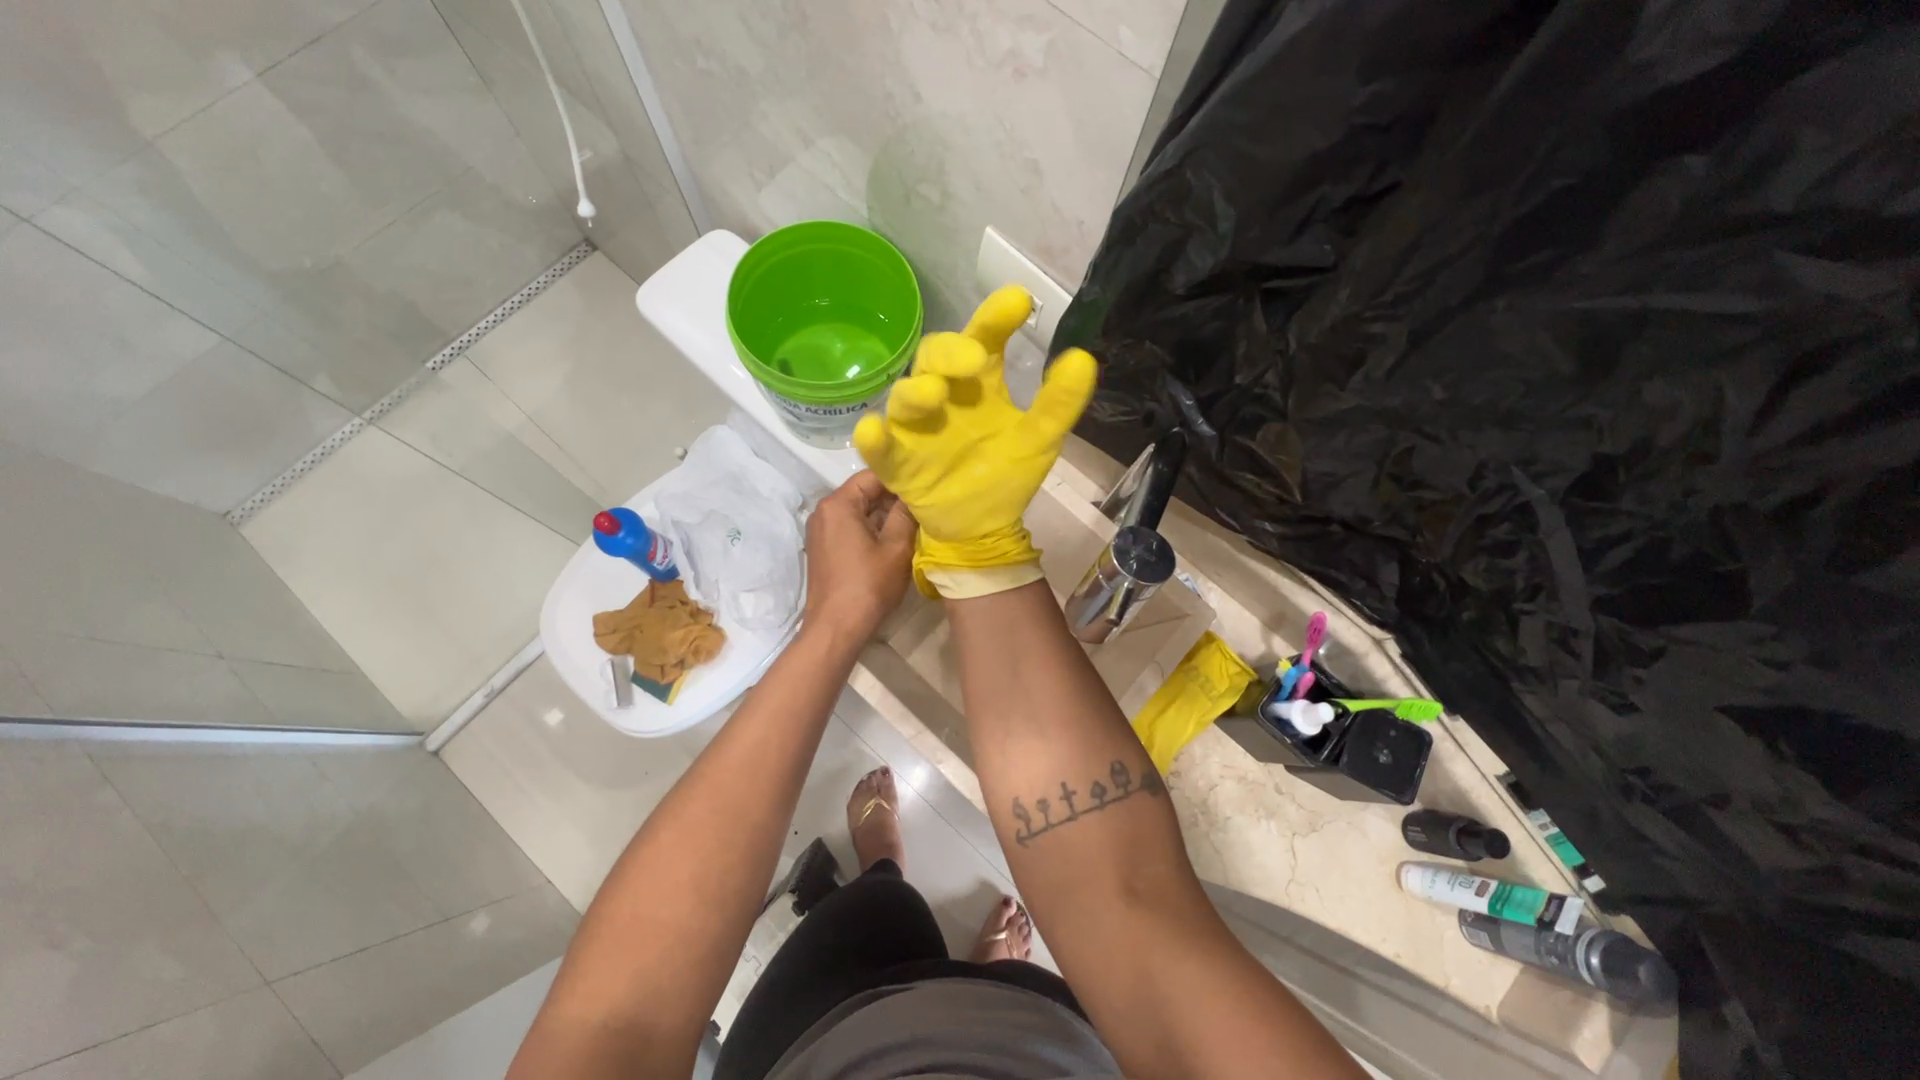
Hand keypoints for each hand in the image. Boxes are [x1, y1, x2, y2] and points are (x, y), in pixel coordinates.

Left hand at [802, 471, 916, 642]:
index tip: (925, 488)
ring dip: (883, 518)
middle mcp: (823, 511)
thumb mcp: (896, 547)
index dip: (901, 481)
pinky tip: (892, 544)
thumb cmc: (868, 585)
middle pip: (864, 493)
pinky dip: (870, 531)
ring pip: (858, 512)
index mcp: (838, 504)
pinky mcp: (823, 549)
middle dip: (892, 500)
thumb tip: (914, 494)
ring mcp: (820, 531)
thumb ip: (905, 514)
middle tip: (923, 508)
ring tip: (913, 526)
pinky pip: (850, 529)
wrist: (836, 628)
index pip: (873, 477)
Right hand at [853, 286, 1096, 598]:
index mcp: (978, 384)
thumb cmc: (1005, 473)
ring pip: (905, 399)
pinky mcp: (898, 465)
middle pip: (935, 358)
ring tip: (934, 392)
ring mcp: (915, 429)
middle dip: (950, 353)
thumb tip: (1084, 359)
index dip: (995, 319)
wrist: (982, 527)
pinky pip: (881, 451)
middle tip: (974, 356)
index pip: (983, 340)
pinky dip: (874, 441)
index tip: (1019, 301)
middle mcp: (943, 396)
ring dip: (915, 392)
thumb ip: (1058, 403)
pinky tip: (872, 431)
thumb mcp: (1040, 439)